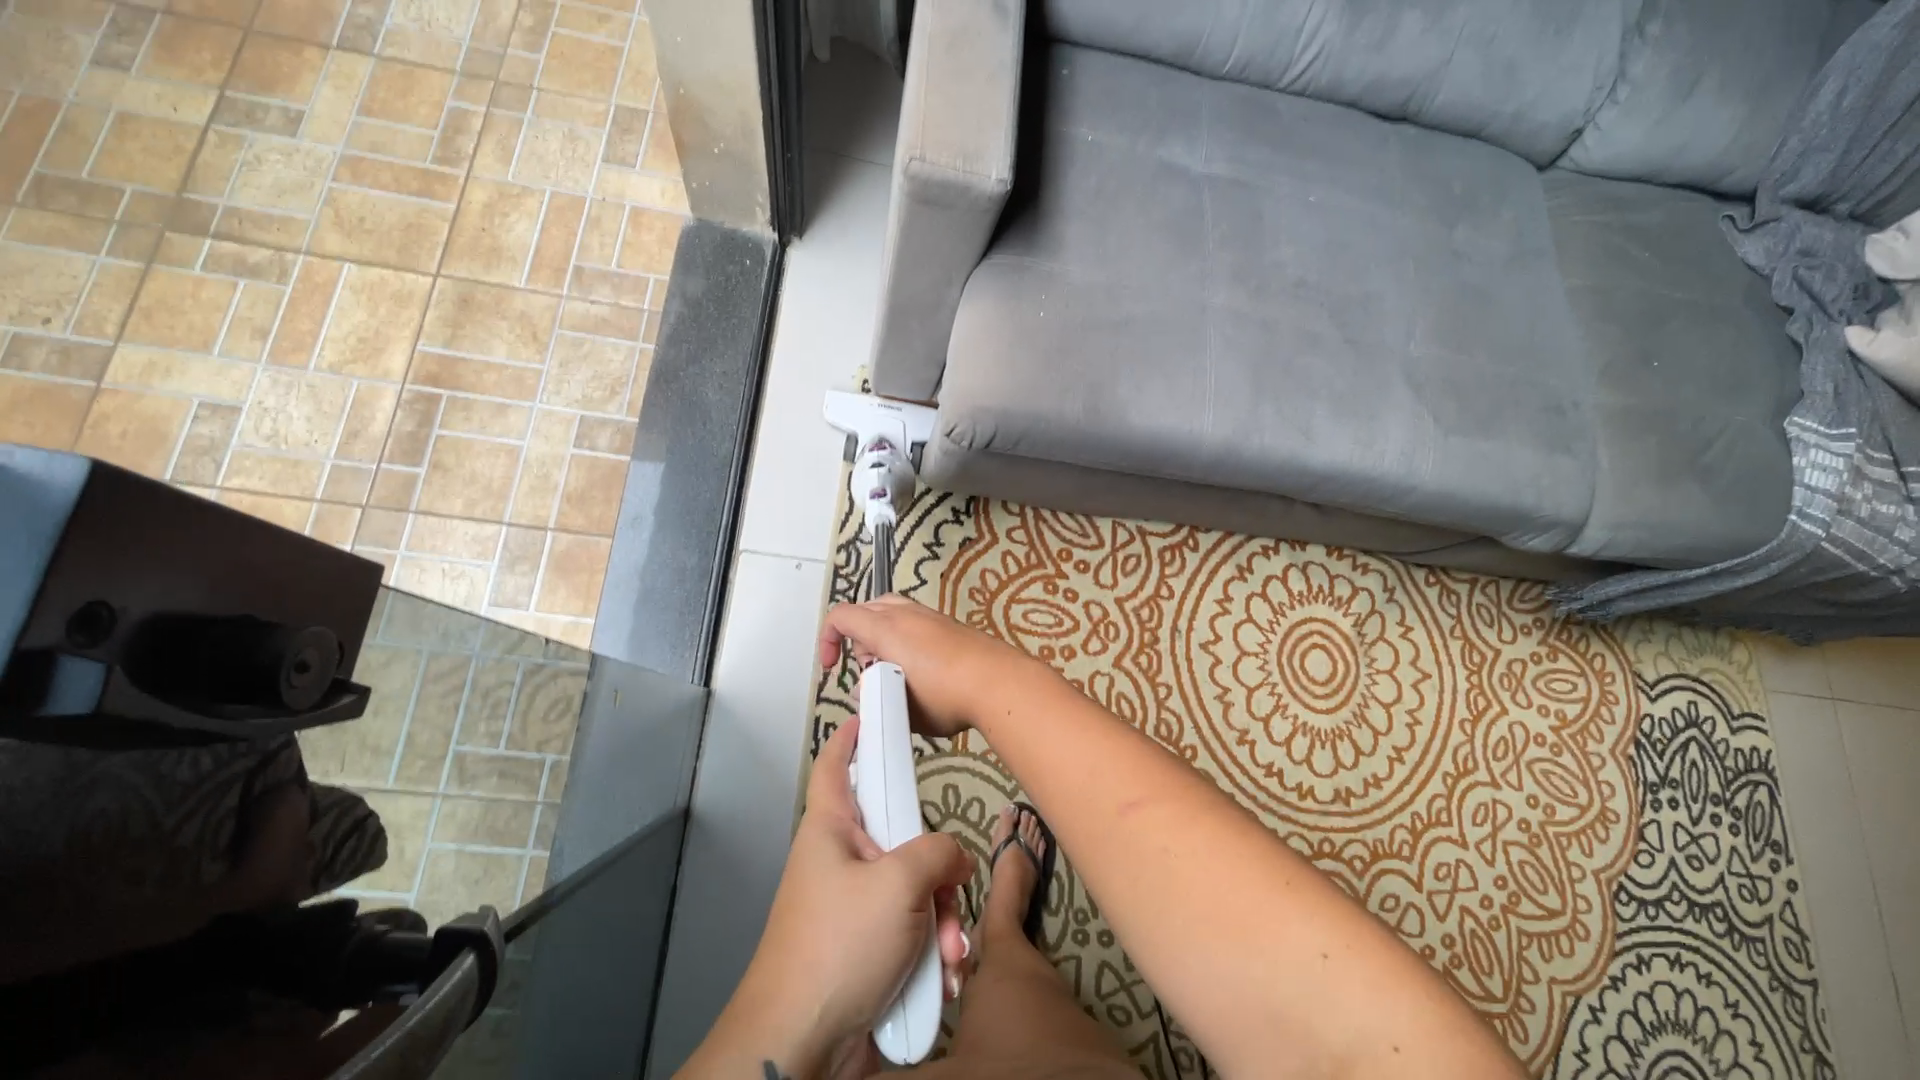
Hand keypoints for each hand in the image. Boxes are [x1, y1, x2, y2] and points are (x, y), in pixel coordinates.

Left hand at [698, 718, 973, 1076]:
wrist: (802, 1043)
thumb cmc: (839, 946)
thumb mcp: (898, 883)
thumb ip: (938, 852)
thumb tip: (953, 859)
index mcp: (831, 830)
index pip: (837, 764)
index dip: (853, 734)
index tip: (872, 710)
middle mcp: (842, 862)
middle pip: (903, 838)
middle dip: (939, 873)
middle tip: (949, 896)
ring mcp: (856, 909)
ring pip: (917, 892)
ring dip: (943, 923)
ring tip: (947, 955)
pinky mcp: (869, 950)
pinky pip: (913, 934)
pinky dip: (933, 954)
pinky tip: (942, 980)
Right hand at [816, 595, 1040, 736]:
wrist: (1000, 684)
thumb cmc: (946, 697)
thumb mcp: (900, 708)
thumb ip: (876, 698)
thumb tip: (867, 691)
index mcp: (886, 629)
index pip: (841, 617)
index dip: (827, 639)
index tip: (830, 667)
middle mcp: (906, 614)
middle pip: (866, 610)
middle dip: (858, 639)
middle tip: (870, 672)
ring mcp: (932, 616)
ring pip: (893, 613)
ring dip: (884, 637)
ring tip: (896, 672)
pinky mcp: (952, 626)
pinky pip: (917, 623)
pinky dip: (908, 640)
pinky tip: (923, 671)